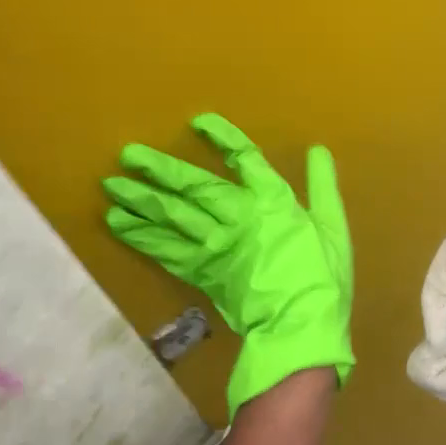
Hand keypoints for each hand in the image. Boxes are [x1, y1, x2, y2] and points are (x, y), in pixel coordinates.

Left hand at [103, 114, 352, 420]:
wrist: (298, 323)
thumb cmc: (323, 276)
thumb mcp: (334, 227)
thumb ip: (324, 186)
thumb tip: (318, 151)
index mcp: (272, 201)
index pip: (244, 159)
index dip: (222, 138)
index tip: (198, 122)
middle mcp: (236, 216)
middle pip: (194, 186)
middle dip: (160, 169)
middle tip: (128, 154)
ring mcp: (214, 245)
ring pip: (171, 216)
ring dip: (140, 200)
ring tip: (111, 186)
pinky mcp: (200, 272)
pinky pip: (164, 250)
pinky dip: (140, 236)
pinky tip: (118, 224)